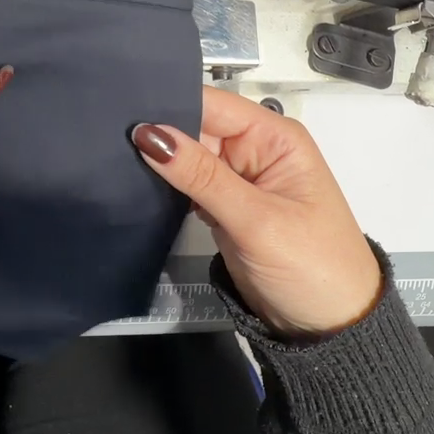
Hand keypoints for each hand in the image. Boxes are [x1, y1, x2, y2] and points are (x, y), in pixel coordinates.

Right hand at [131, 89, 381, 336]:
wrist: (329, 329)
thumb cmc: (310, 267)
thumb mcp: (255, 220)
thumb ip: (201, 175)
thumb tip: (147, 134)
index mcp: (273, 137)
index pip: (212, 105)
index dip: (170, 103)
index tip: (120, 106)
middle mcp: (253, 148)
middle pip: (194, 126)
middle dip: (157, 130)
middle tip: (104, 129)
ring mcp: (236, 178)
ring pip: (186, 154)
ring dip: (156, 157)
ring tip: (109, 150)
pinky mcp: (222, 205)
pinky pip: (186, 182)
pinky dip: (164, 183)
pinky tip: (129, 177)